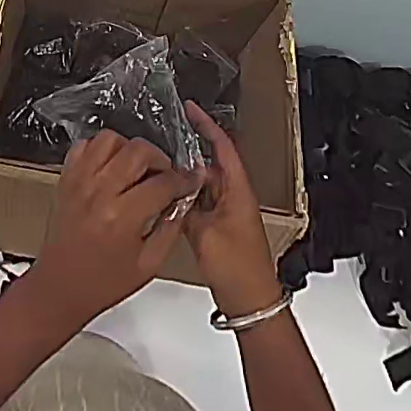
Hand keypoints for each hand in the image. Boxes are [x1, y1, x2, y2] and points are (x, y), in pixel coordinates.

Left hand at [25, 130, 201, 327]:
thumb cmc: (102, 282)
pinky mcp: (66, 180)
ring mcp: (78, 183)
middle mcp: (98, 194)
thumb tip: (183, 200)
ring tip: (137, 169)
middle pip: (138, 150)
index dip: (184, 180)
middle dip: (160, 160)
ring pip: (110, 139)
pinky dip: (101, 150)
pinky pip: (84, 147)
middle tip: (164, 175)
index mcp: (121, 218)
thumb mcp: (149, 264)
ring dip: (130, 150)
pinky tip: (111, 168)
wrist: (59, 288)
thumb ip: (171, 228)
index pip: (163, 182)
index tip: (190, 181)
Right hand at [184, 101, 284, 316]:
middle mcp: (234, 196)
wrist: (250, 300)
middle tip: (165, 137)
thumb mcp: (205, 234)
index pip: (223, 147)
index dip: (207, 125)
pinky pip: (199, 202)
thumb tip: (173, 189)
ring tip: (160, 164)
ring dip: (185, 175)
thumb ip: (187, 207)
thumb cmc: (238, 269)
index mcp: (238, 190)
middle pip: (211, 163)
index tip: (191, 109)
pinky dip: (185, 197)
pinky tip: (167, 197)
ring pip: (203, 183)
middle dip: (190, 149)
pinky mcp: (218, 226)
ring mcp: (226, 211)